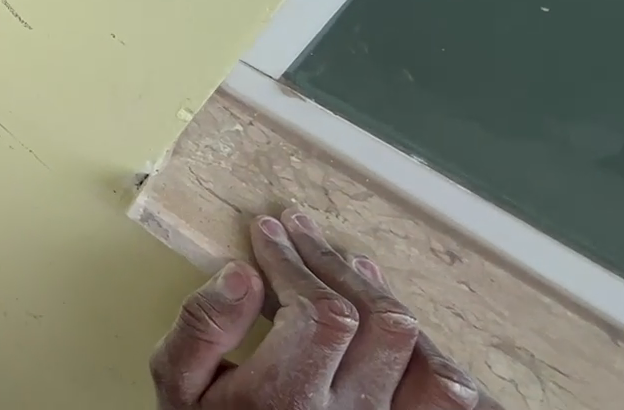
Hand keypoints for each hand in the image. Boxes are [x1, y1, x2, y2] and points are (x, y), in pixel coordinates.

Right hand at [150, 209, 504, 409]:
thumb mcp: (177, 380)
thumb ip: (202, 326)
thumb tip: (240, 273)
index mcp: (288, 397)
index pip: (319, 311)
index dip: (292, 259)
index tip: (266, 231)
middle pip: (377, 321)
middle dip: (331, 261)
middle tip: (299, 231)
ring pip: (422, 354)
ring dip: (380, 294)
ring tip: (344, 261)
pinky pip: (445, 394)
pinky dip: (425, 345)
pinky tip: (385, 309)